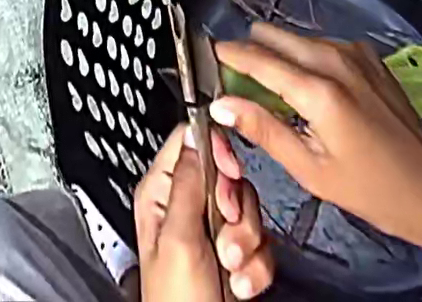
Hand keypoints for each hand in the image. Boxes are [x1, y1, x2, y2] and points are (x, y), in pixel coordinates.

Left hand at [133, 123, 273, 300]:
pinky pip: (260, 244)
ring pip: (247, 210)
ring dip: (248, 243)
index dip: (213, 148)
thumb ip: (188, 184)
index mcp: (161, 191)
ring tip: (232, 269)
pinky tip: (242, 286)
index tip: (229, 170)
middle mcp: (185, 204)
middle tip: (226, 234)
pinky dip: (257, 267)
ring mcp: (211, 230)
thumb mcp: (177, 238)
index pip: (188, 141)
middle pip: (225, 176)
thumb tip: (195, 136)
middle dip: (236, 208)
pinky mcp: (235, 256)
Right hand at [215, 25, 421, 301]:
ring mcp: (352, 52)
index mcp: (318, 90)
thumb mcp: (311, 171)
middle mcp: (333, 59)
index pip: (254, 57)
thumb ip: (262, 130)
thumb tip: (219, 104)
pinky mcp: (365, 54)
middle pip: (270, 35)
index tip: (205, 59)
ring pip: (292, 37)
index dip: (225, 55)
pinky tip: (310, 91)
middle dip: (249, 52)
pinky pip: (317, 44)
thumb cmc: (373, 190)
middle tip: (240, 84)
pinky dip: (302, 58)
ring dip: (276, 55)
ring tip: (275, 93)